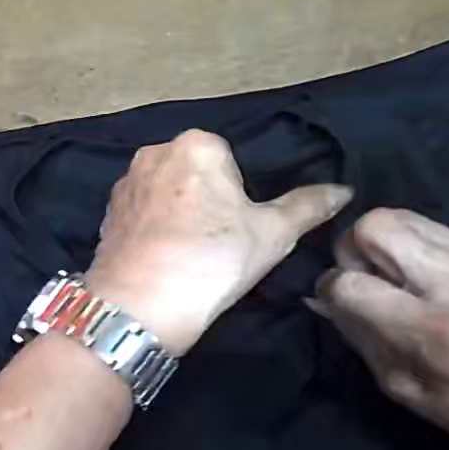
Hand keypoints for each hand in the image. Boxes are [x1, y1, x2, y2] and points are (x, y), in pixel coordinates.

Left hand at [88, 130, 352, 353]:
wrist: (139, 306)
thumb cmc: (213, 259)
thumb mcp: (272, 233)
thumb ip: (308, 206)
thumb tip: (343, 189)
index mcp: (196, 143)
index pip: (230, 160)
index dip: (239, 198)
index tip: (237, 230)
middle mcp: (154, 152)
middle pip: (196, 175)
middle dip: (208, 203)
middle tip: (217, 246)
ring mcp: (125, 184)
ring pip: (168, 195)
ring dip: (180, 217)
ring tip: (189, 257)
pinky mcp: (105, 215)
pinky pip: (143, 216)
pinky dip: (154, 232)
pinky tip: (162, 262)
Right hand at [312, 208, 448, 449]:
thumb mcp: (405, 390)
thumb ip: (360, 334)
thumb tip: (326, 295)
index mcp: (435, 332)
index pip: (349, 282)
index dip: (331, 287)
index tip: (339, 299)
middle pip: (377, 224)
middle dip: (356, 247)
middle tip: (370, 276)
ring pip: (410, 217)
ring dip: (393, 246)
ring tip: (406, 278)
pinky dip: (432, 253)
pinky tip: (448, 283)